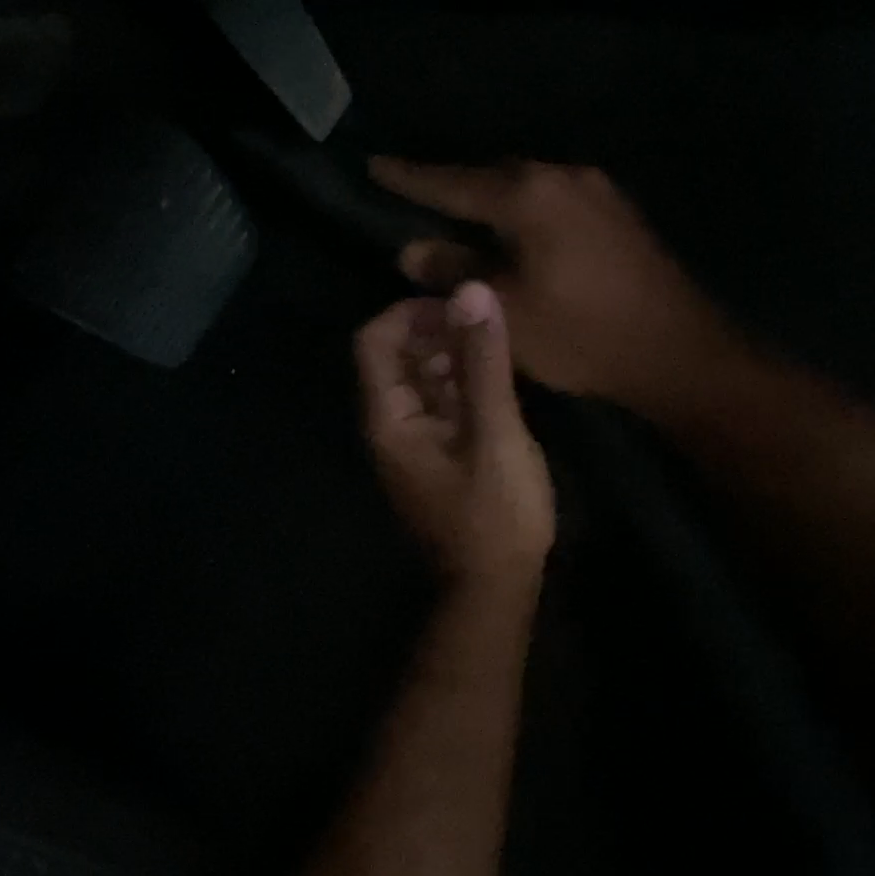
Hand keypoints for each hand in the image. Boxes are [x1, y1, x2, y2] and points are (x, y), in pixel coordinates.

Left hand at [356, 282, 554, 584]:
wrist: (494, 585)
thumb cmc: (495, 516)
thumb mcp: (495, 434)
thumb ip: (484, 363)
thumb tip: (472, 289)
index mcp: (389, 420)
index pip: (375, 341)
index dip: (412, 312)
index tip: (461, 306)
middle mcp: (391, 426)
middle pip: (397, 356)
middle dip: (437, 330)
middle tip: (489, 322)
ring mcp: (414, 441)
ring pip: (422, 378)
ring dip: (453, 354)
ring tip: (500, 344)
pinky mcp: (438, 454)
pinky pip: (442, 403)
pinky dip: (463, 382)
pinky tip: (498, 376)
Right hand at [370, 158, 747, 412]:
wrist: (675, 352)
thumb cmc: (580, 335)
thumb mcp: (505, 311)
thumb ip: (455, 273)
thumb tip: (411, 250)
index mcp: (530, 197)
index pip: (454, 182)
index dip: (410, 179)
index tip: (375, 166)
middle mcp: (564, 178)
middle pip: (492, 177)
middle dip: (451, 188)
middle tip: (413, 198)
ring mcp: (596, 193)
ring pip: (524, 190)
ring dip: (487, 204)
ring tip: (455, 220)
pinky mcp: (614, 215)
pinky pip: (550, 203)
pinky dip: (519, 216)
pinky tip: (508, 237)